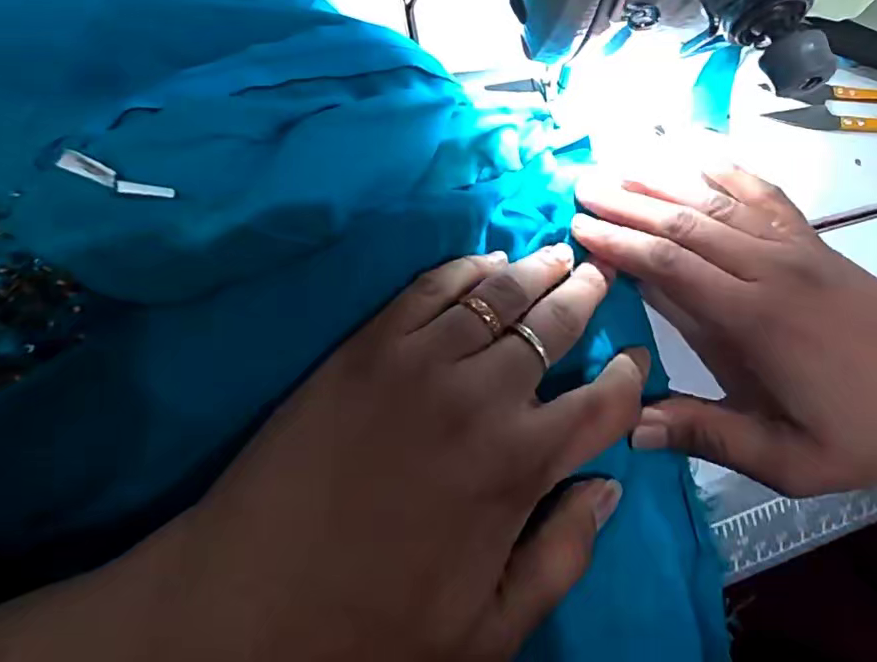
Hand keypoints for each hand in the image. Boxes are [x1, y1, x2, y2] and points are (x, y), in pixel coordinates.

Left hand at [0, 247, 647, 661]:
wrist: (242, 607)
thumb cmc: (372, 625)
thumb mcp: (488, 629)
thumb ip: (563, 556)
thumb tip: (610, 487)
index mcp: (519, 466)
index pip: (604, 401)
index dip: (629, 375)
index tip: (634, 358)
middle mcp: (482, 397)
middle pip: (556, 324)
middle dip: (588, 293)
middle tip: (602, 271)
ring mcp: (423, 362)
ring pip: (501, 294)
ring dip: (537, 269)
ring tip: (558, 253)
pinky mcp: (371, 344)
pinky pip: (433, 287)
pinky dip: (468, 268)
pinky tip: (486, 261)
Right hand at [571, 165, 876, 498]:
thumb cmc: (865, 435)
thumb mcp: (787, 459)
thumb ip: (708, 435)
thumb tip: (630, 427)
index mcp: (756, 320)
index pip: (671, 266)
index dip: (621, 243)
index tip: (579, 227)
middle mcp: (771, 269)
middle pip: (686, 223)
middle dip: (629, 202)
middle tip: (583, 186)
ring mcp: (796, 248)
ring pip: (719, 202)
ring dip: (667, 180)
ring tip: (623, 164)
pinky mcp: (817, 241)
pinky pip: (766, 194)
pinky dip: (730, 170)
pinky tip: (703, 154)